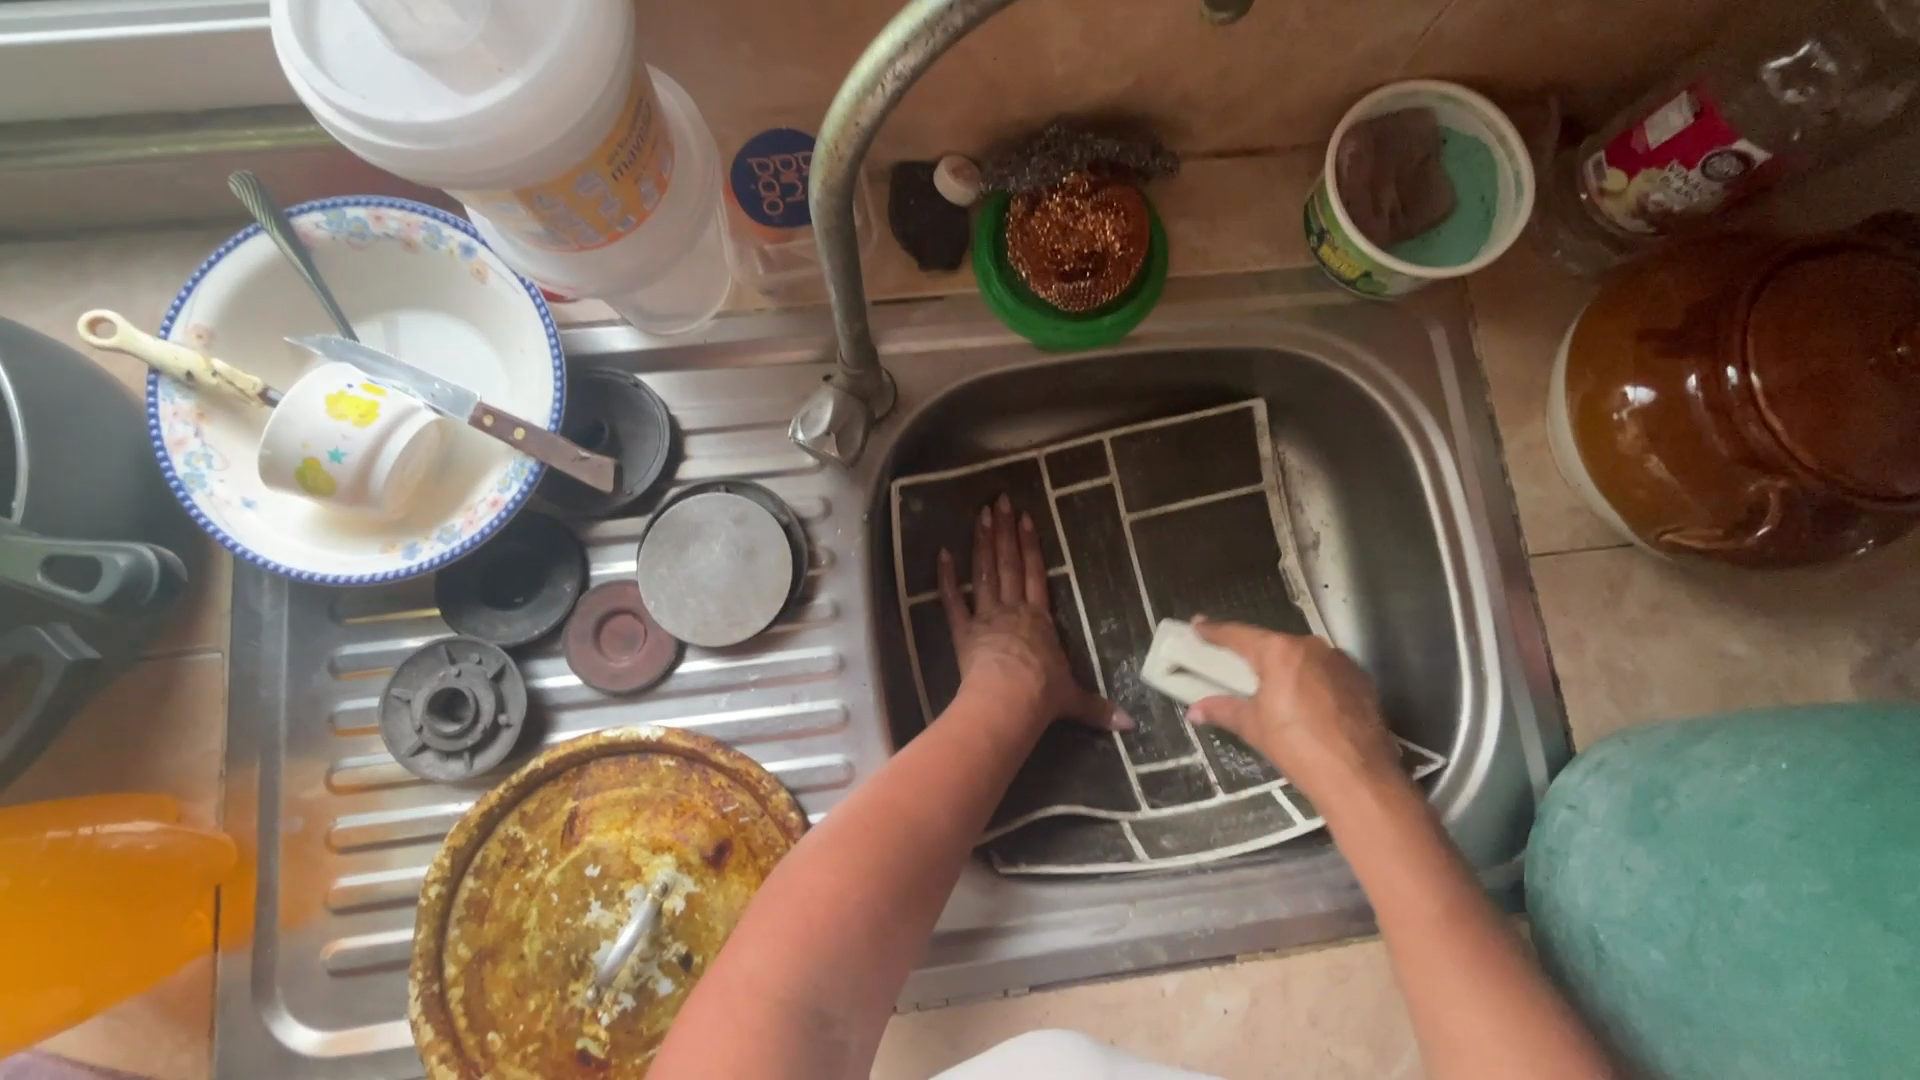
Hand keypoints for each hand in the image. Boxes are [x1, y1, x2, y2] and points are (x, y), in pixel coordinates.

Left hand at [938, 495, 1131, 731]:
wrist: (1009, 703)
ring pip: (983, 573)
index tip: (1025, 517)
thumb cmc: (1043, 697)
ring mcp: (986, 617)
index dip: (1030, 544)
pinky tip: (941, 554)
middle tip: (999, 501)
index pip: (1035, 573)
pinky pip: (952, 601)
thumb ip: (1098, 708)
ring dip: (981, 543)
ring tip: (979, 515)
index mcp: (1040, 619)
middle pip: (1008, 563)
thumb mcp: (1075, 700)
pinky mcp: (963, 631)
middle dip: (1004, 531)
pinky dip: (946, 578)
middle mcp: (1013, 610)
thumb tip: (1131, 726)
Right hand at [1184, 618, 1403, 808]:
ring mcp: (1341, 662)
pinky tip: (1306, 702)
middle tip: (1234, 664)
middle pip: (1273, 644)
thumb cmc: (1297, 747)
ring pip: (1302, 657)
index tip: (1198, 625)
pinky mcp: (1361, 680)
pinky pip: (1326, 672)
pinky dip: (1311, 680)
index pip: (1238, 635)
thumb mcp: (1253, 727)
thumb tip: (1195, 710)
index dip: (1214, 631)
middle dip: (1254, 653)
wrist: (1359, 778)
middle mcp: (1312, 647)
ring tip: (1273, 687)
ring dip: (1285, 667)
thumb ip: (1223, 710)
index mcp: (1279, 651)